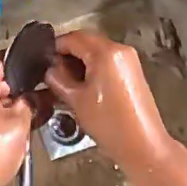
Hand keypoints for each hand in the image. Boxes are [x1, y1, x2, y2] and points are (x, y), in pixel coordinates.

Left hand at [0, 54, 33, 185]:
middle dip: (20, 85)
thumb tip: (33, 95)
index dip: (21, 60)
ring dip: (14, 103)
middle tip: (45, 92)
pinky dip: (4, 115)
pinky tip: (23, 125)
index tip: (41, 66)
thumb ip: (28, 103)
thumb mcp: (18, 124)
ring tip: (39, 109)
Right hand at [44, 31, 179, 176]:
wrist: (144, 147)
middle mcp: (119, 48)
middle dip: (67, 52)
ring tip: (66, 79)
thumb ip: (57, 78)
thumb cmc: (108, 123)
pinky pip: (106, 58)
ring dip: (80, 59)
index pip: (73, 38)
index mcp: (105, 52)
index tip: (42, 59)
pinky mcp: (132, 70)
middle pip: (86, 40)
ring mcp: (128, 58)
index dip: (55, 46)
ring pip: (96, 49)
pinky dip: (93, 65)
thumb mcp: (76, 100)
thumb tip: (50, 68)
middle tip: (52, 70)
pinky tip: (83, 83)